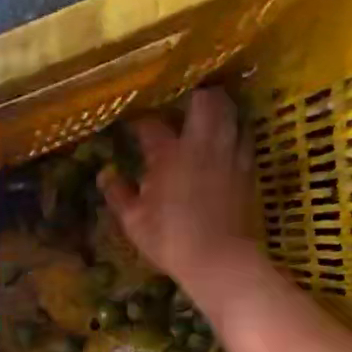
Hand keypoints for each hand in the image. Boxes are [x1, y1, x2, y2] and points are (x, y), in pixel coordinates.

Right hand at [99, 86, 254, 280]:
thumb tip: (104, 174)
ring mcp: (228, 153)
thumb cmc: (169, 239)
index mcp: (168, 154)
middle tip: (184, 100)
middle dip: (193, 93)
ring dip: (219, 106)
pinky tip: (229, 138)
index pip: (151, 124)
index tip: (132, 121)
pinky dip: (236, 130)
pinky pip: (244, 136)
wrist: (217, 258)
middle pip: (203, 100)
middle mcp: (200, 144)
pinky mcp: (247, 168)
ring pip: (230, 111)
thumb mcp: (134, 222)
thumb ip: (118, 194)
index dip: (140, 119)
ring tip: (209, 110)